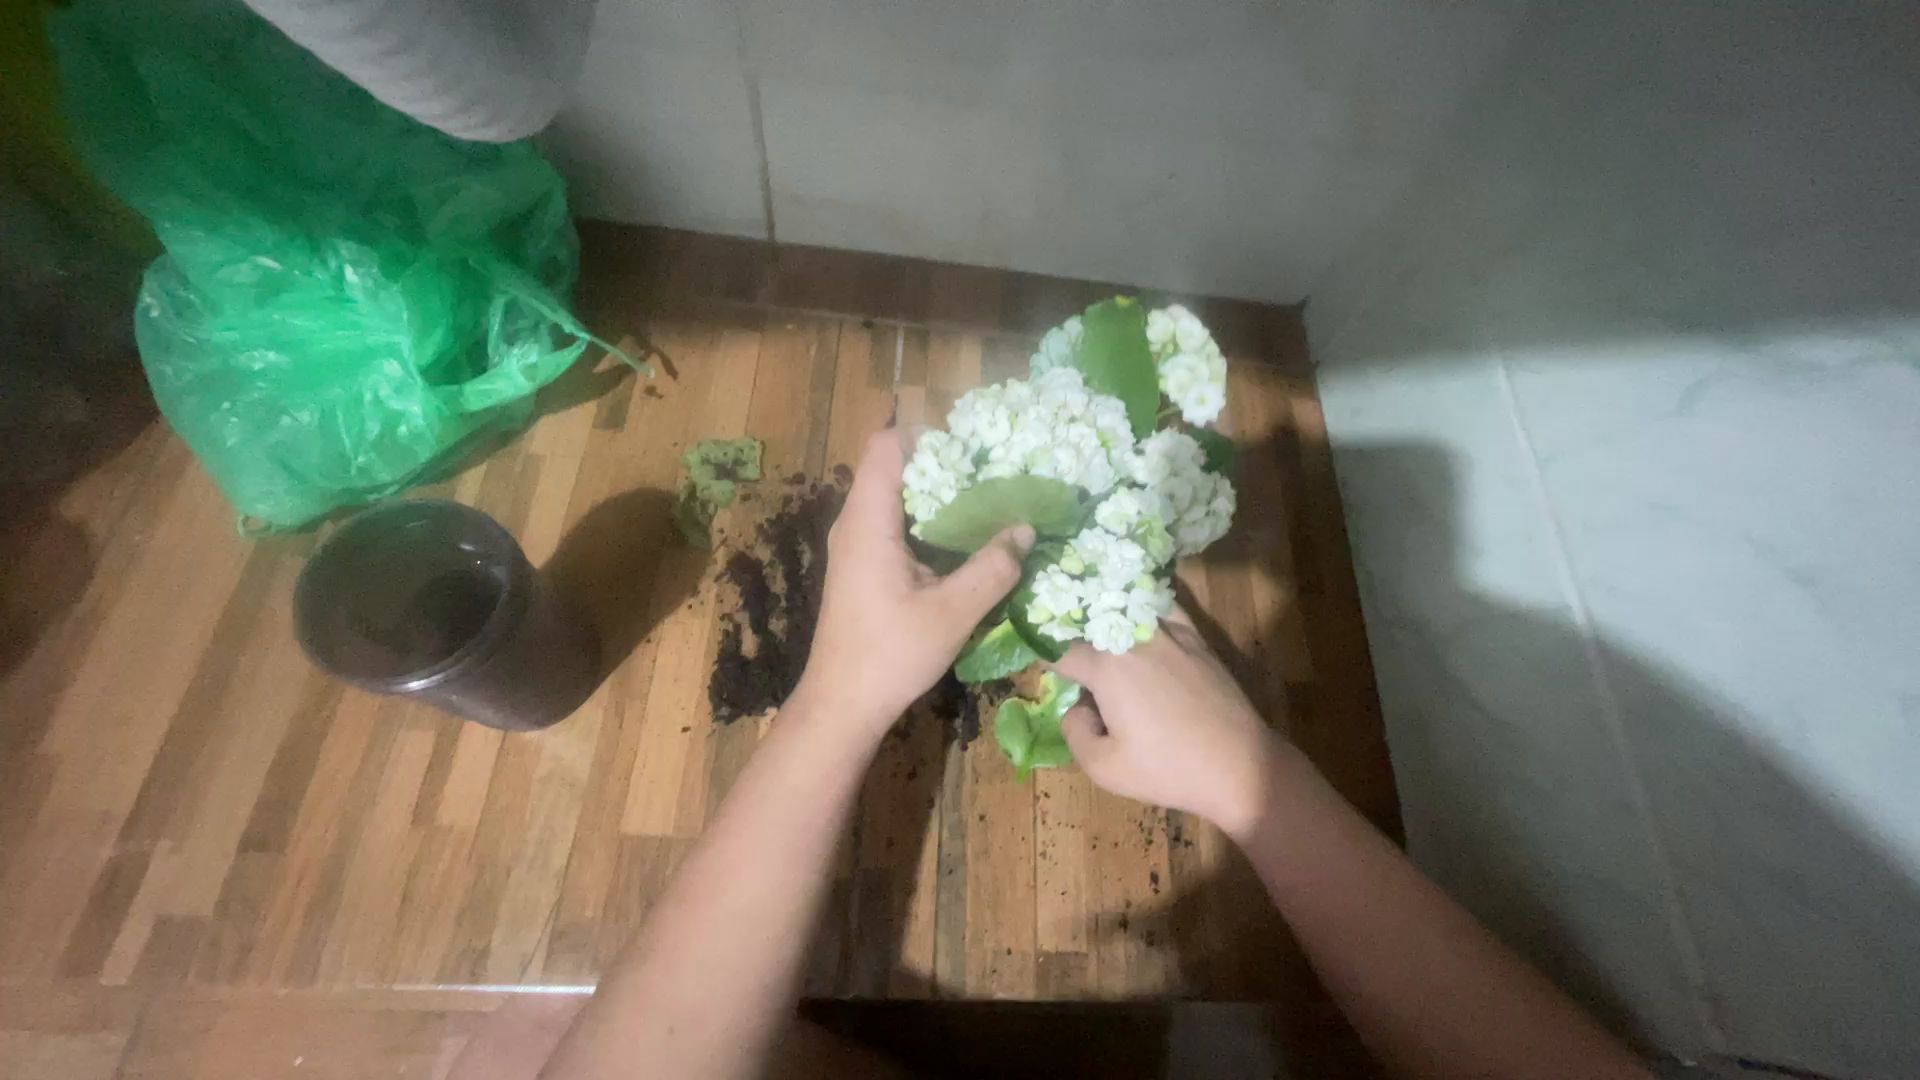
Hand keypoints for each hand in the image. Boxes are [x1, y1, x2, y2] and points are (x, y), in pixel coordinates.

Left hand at [794, 431, 1033, 740]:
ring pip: (897, 497)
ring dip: (940, 497)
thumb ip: (992, 568)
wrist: (842, 703)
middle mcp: (855, 523)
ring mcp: (856, 545)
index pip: (887, 445)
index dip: (929, 436)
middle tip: (993, 479)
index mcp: (868, 521)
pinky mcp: (863, 566)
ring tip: (987, 507)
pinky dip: (929, 523)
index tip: (973, 453)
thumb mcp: (952, 613)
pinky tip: (964, 545)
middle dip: (944, 466)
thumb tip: (1025, 530)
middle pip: (895, 467)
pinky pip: (896, 525)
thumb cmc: (890, 655)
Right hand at [1053, 607, 1285, 838]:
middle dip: (1071, 632)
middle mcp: (1134, 640)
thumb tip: (1077, 707)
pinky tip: (1139, 613)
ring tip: (1094, 622)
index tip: (1038, 664)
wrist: (1240, 767)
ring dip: (1105, 614)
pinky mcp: (1196, 638)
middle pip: (1091, 624)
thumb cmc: (1168, 770)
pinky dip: (1145, 607)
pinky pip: (1163, 609)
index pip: (1060, 651)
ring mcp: (1169, 634)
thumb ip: (1074, 731)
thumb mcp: (1103, 769)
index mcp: (1107, 668)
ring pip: (1126, 609)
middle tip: (1062, 643)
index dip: (1043, 657)